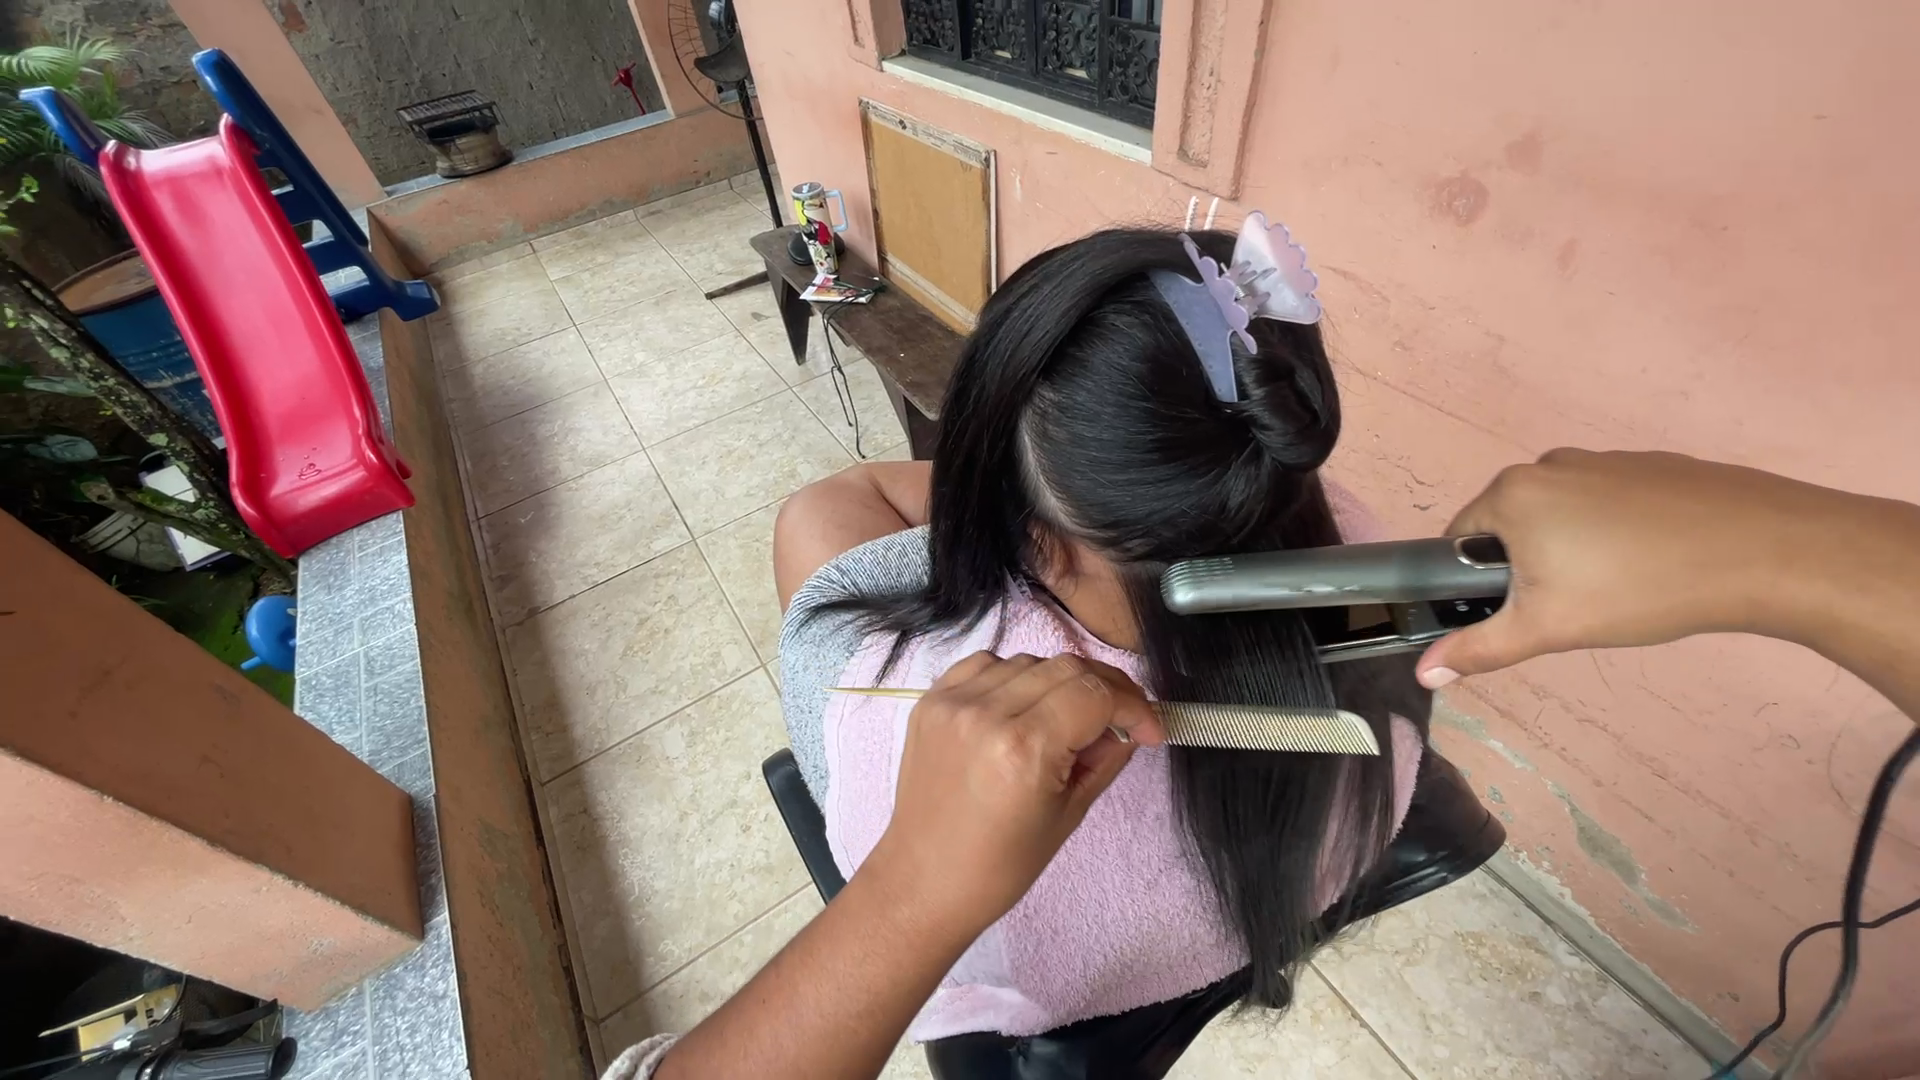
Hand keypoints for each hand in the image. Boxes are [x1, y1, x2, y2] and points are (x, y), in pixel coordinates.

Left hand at [864, 652, 1161, 933]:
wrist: (924, 878)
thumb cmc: (1001, 864)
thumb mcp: (1069, 815)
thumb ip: (1105, 758)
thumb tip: (1128, 726)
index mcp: (1025, 748)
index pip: (1096, 694)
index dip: (1134, 705)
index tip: (1148, 728)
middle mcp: (986, 713)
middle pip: (1066, 666)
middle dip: (1105, 687)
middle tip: (1120, 717)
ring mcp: (953, 702)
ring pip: (1028, 660)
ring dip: (1059, 681)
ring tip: (1063, 718)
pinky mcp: (930, 700)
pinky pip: (985, 664)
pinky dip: (1013, 676)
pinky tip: (1020, 706)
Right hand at [1417, 449, 1868, 686]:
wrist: (1777, 554)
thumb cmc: (1639, 588)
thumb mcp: (1549, 627)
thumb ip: (1479, 648)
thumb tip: (1424, 674)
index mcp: (1510, 493)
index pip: (1460, 538)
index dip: (1474, 578)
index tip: (1514, 605)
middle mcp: (1547, 465)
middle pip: (1509, 523)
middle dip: (1524, 561)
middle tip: (1566, 600)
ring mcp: (1604, 459)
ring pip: (1558, 511)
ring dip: (1567, 544)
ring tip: (1615, 582)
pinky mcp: (1655, 464)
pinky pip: (1607, 500)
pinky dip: (1615, 527)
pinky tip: (1653, 558)